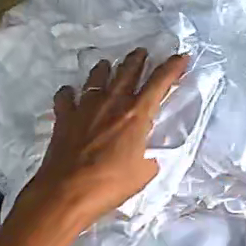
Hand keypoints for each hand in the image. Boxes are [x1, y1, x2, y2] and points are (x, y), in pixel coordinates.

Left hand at [17, 49, 189, 234]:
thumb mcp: (145, 171)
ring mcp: (85, 109)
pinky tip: (70, 92)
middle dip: (138, 60)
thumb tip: (147, 154)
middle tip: (142, 52)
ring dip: (105, 69)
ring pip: (97, 79)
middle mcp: (113, 104)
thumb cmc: (111, 183)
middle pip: (127, 72)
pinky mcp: (64, 120)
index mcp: (137, 114)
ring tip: (108, 64)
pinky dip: (69, 93)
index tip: (182, 56)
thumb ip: (150, 155)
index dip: (173, 67)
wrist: (65, 194)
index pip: (160, 82)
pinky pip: (66, 98)